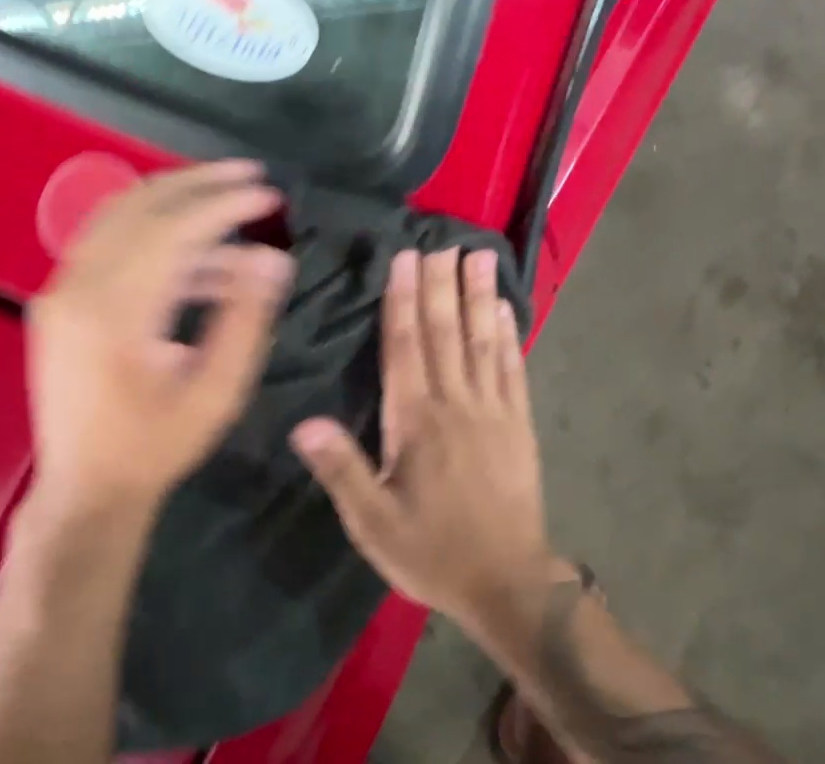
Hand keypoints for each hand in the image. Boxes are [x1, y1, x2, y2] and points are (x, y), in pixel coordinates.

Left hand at [29, 159, 292, 514]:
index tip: (267, 193)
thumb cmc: (155, 448)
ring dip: (177, 207)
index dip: (223, 204)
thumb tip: (272, 259)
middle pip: (139, 206)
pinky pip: (111, 246)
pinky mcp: (62, 300)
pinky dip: (157, 240)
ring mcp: (63, 291)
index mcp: (113, 312)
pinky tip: (205, 261)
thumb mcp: (215, 393)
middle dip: (198, 185)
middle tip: (249, 175)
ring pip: (121, 219)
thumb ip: (244, 320)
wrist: (85, 490)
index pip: (172, 229)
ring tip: (235, 213)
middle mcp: (77, 287)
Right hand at [290, 249, 565, 623]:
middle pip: (445, 333)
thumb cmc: (432, 552)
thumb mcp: (373, 523)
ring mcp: (493, 411)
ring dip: (479, 296)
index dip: (403, 300)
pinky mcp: (519, 424)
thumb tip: (305, 423)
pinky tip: (507, 309)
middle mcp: (455, 404)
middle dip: (440, 285)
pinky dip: (510, 335)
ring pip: (483, 341)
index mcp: (415, 422)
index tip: (406, 258)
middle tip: (441, 241)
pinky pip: (513, 369)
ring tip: (479, 256)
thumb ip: (342, 470)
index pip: (405, 348)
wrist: (508, 583)